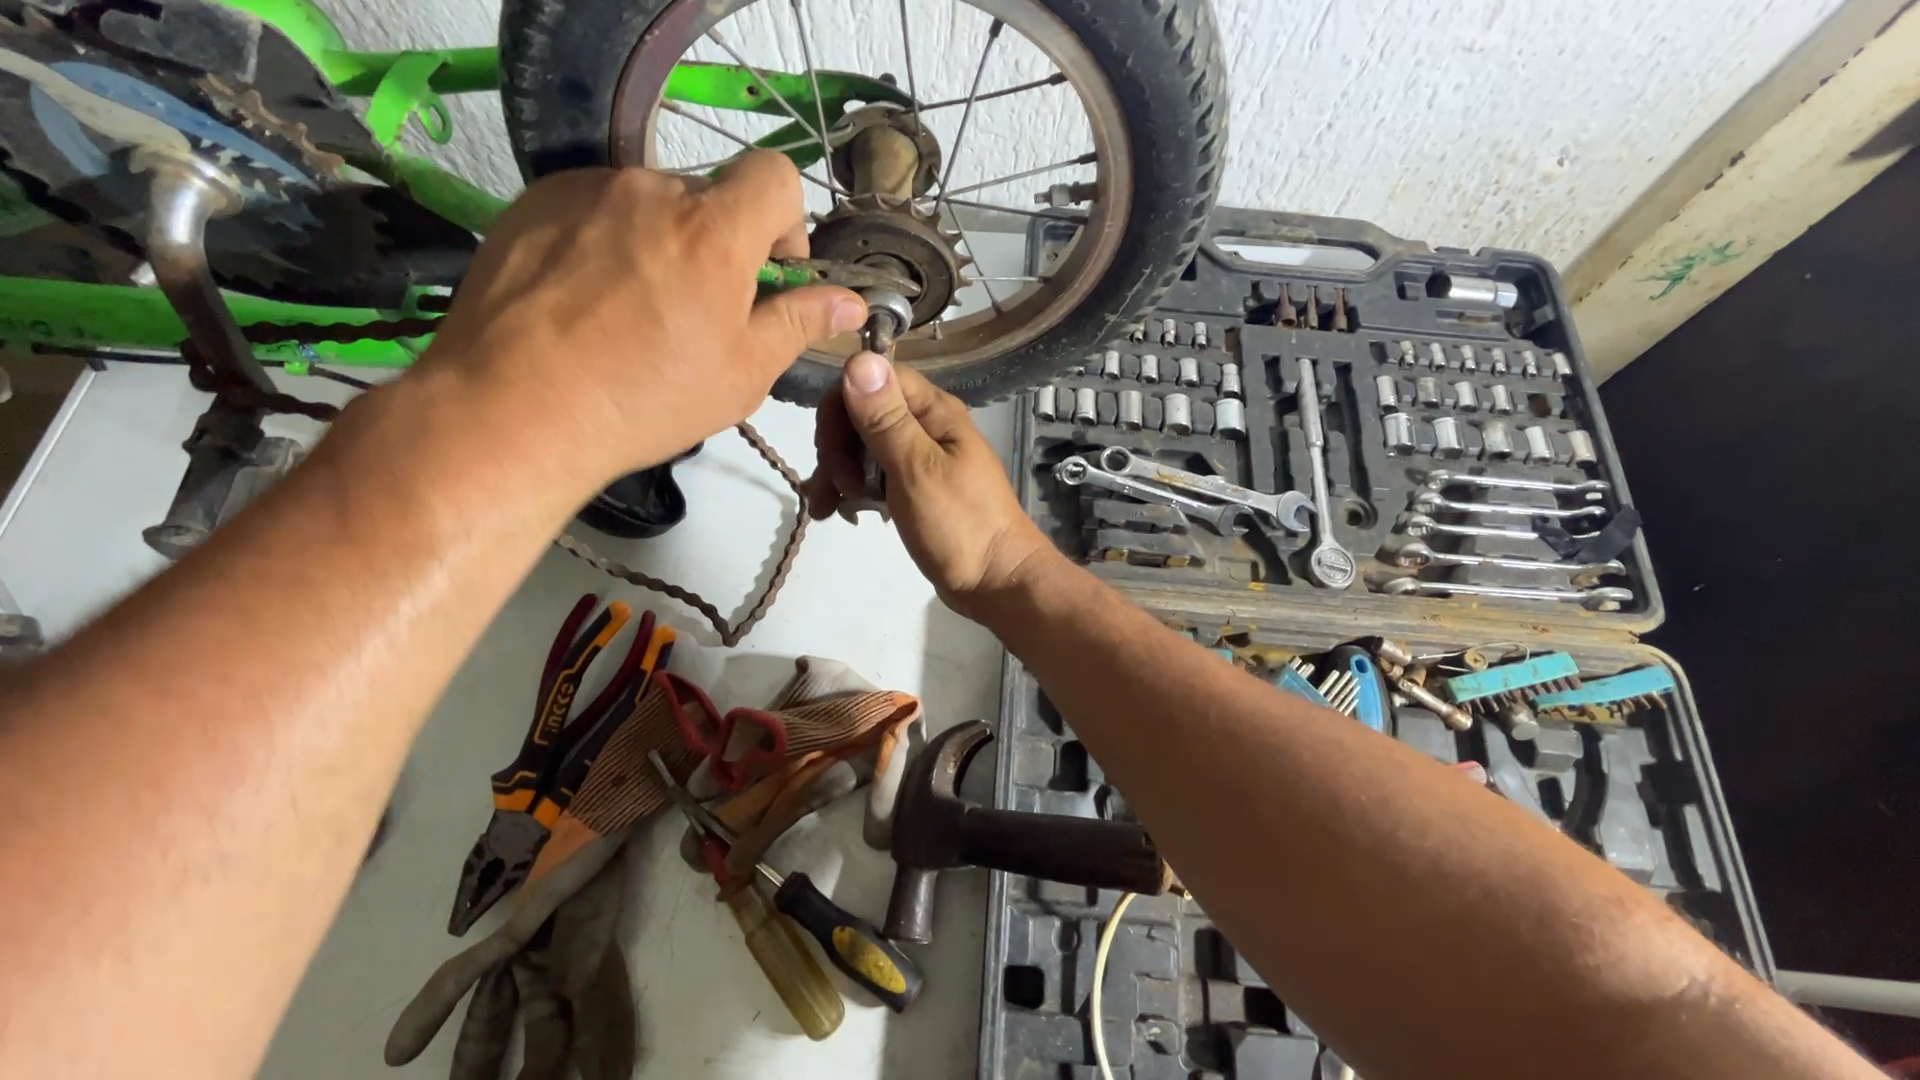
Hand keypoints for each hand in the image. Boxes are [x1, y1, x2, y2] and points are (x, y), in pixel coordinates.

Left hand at [419, 151, 866, 490]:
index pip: (775, 174)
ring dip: (663, 243)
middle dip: (721, 243)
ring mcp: (587, 191)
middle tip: (700, 311)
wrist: (511, 409)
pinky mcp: (536, 203)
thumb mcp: (742, 372)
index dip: (786, 219)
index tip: (769, 271)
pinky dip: (608, 243)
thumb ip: (799, 323)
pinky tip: (590, 301)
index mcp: (713, 229)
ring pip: (651, 205)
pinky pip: (596, 209)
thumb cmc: (645, 398)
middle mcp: (650, 190)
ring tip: (635, 312)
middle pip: (711, 196)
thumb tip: (850, 303)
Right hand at [806, 353, 1063, 619]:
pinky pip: (871, 475)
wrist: (995, 583)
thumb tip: (859, 358)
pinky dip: (850, 490)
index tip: (830, 450)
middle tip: (837, 489)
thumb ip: (885, 418)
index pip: (872, 380)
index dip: (841, 407)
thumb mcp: (916, 469)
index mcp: (933, 411)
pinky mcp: (912, 487)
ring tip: (827, 508)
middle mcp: (926, 425)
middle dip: (836, 447)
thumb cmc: (960, 526)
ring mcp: (919, 457)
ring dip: (836, 472)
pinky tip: (838, 513)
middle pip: (861, 413)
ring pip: (861, 446)